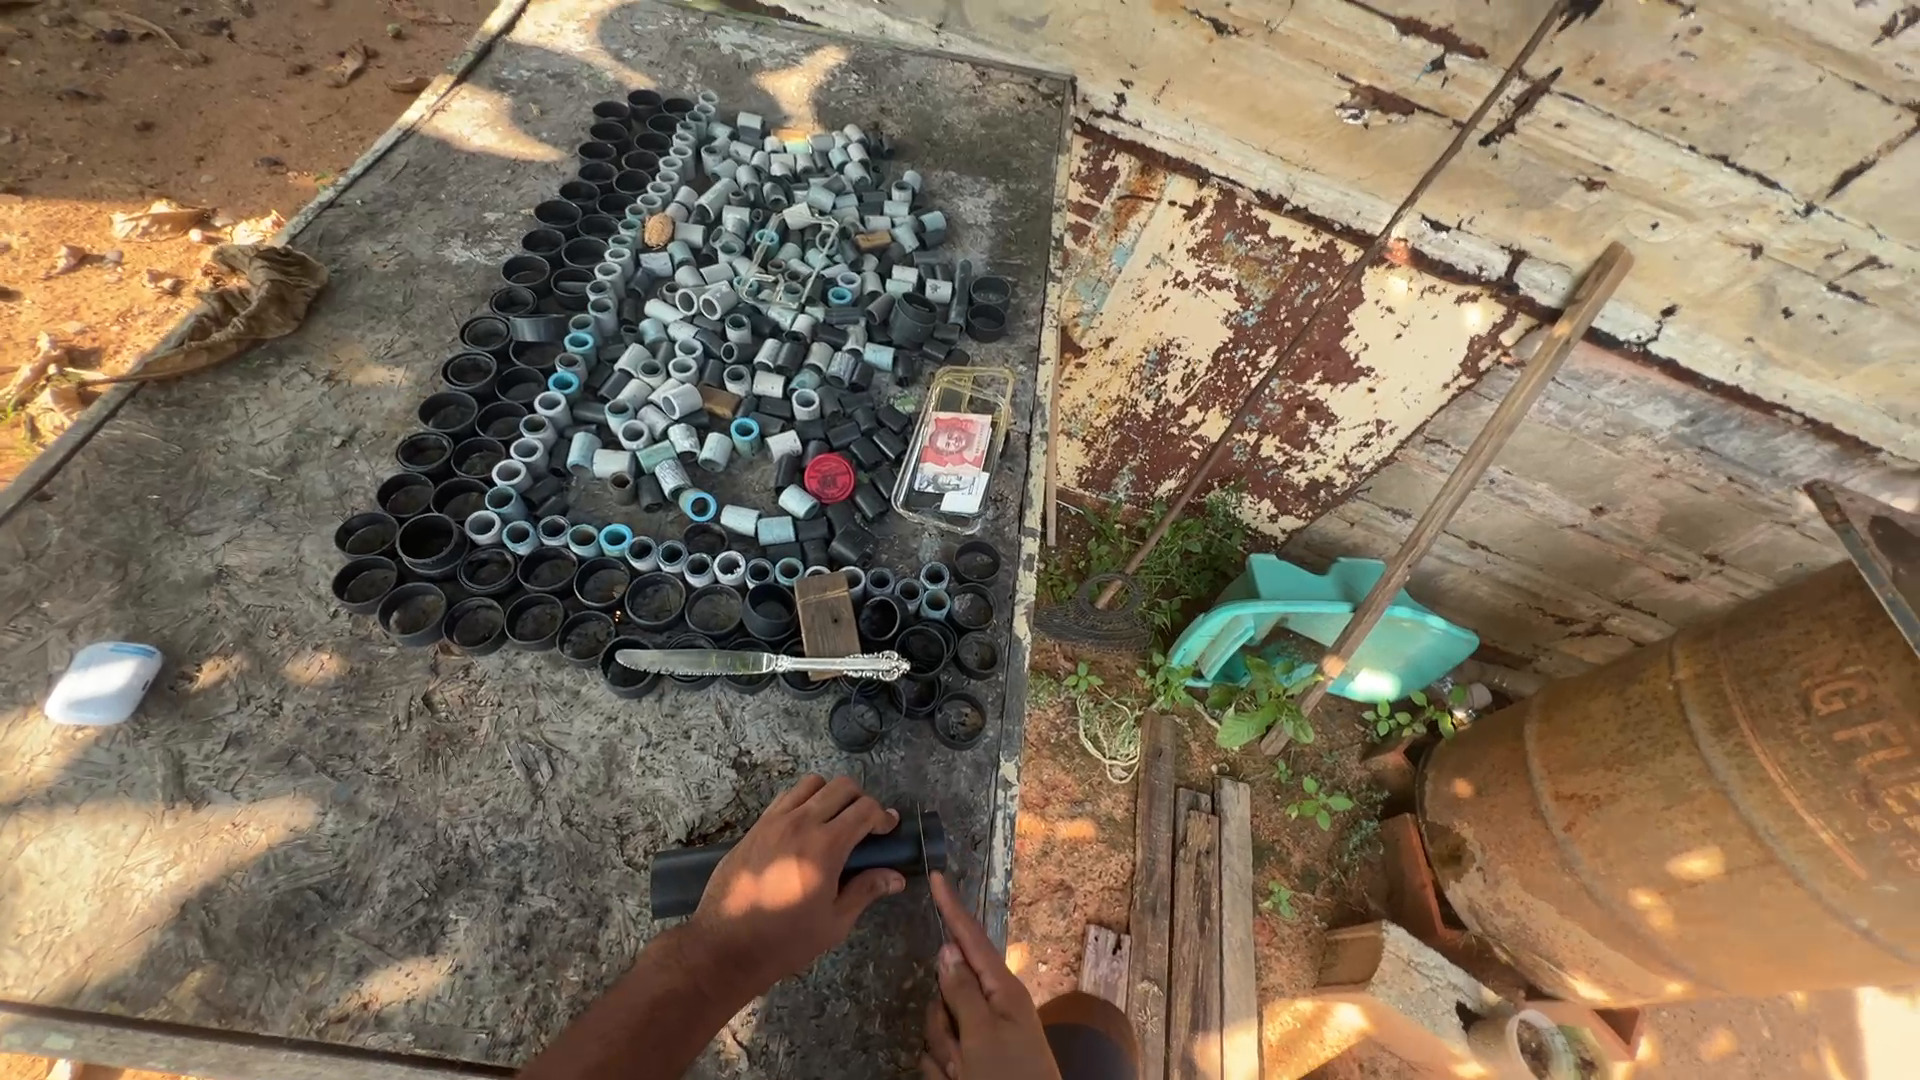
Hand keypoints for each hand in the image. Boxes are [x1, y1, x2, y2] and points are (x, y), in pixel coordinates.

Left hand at [686, 775, 904, 995]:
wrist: (724, 947)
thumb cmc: (784, 941)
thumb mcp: (834, 923)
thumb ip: (866, 891)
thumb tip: (896, 876)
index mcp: (825, 846)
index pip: (865, 809)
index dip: (883, 816)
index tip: (888, 829)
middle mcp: (801, 823)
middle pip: (842, 787)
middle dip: (861, 800)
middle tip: (865, 825)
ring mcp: (775, 820)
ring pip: (813, 783)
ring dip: (831, 795)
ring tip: (834, 821)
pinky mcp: (757, 825)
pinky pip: (787, 796)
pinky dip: (804, 800)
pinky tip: (805, 826)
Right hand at [919, 872, 1059, 1079]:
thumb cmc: (1011, 1079)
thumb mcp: (984, 1034)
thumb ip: (961, 991)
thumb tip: (947, 948)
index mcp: (1002, 990)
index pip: (971, 938)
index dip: (952, 907)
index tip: (937, 875)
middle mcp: (989, 1009)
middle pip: (945, 990)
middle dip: (943, 1021)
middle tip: (963, 1053)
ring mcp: (977, 1040)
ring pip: (936, 1028)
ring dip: (945, 1055)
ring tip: (967, 1077)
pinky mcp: (966, 1068)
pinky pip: (935, 1060)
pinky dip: (944, 1076)